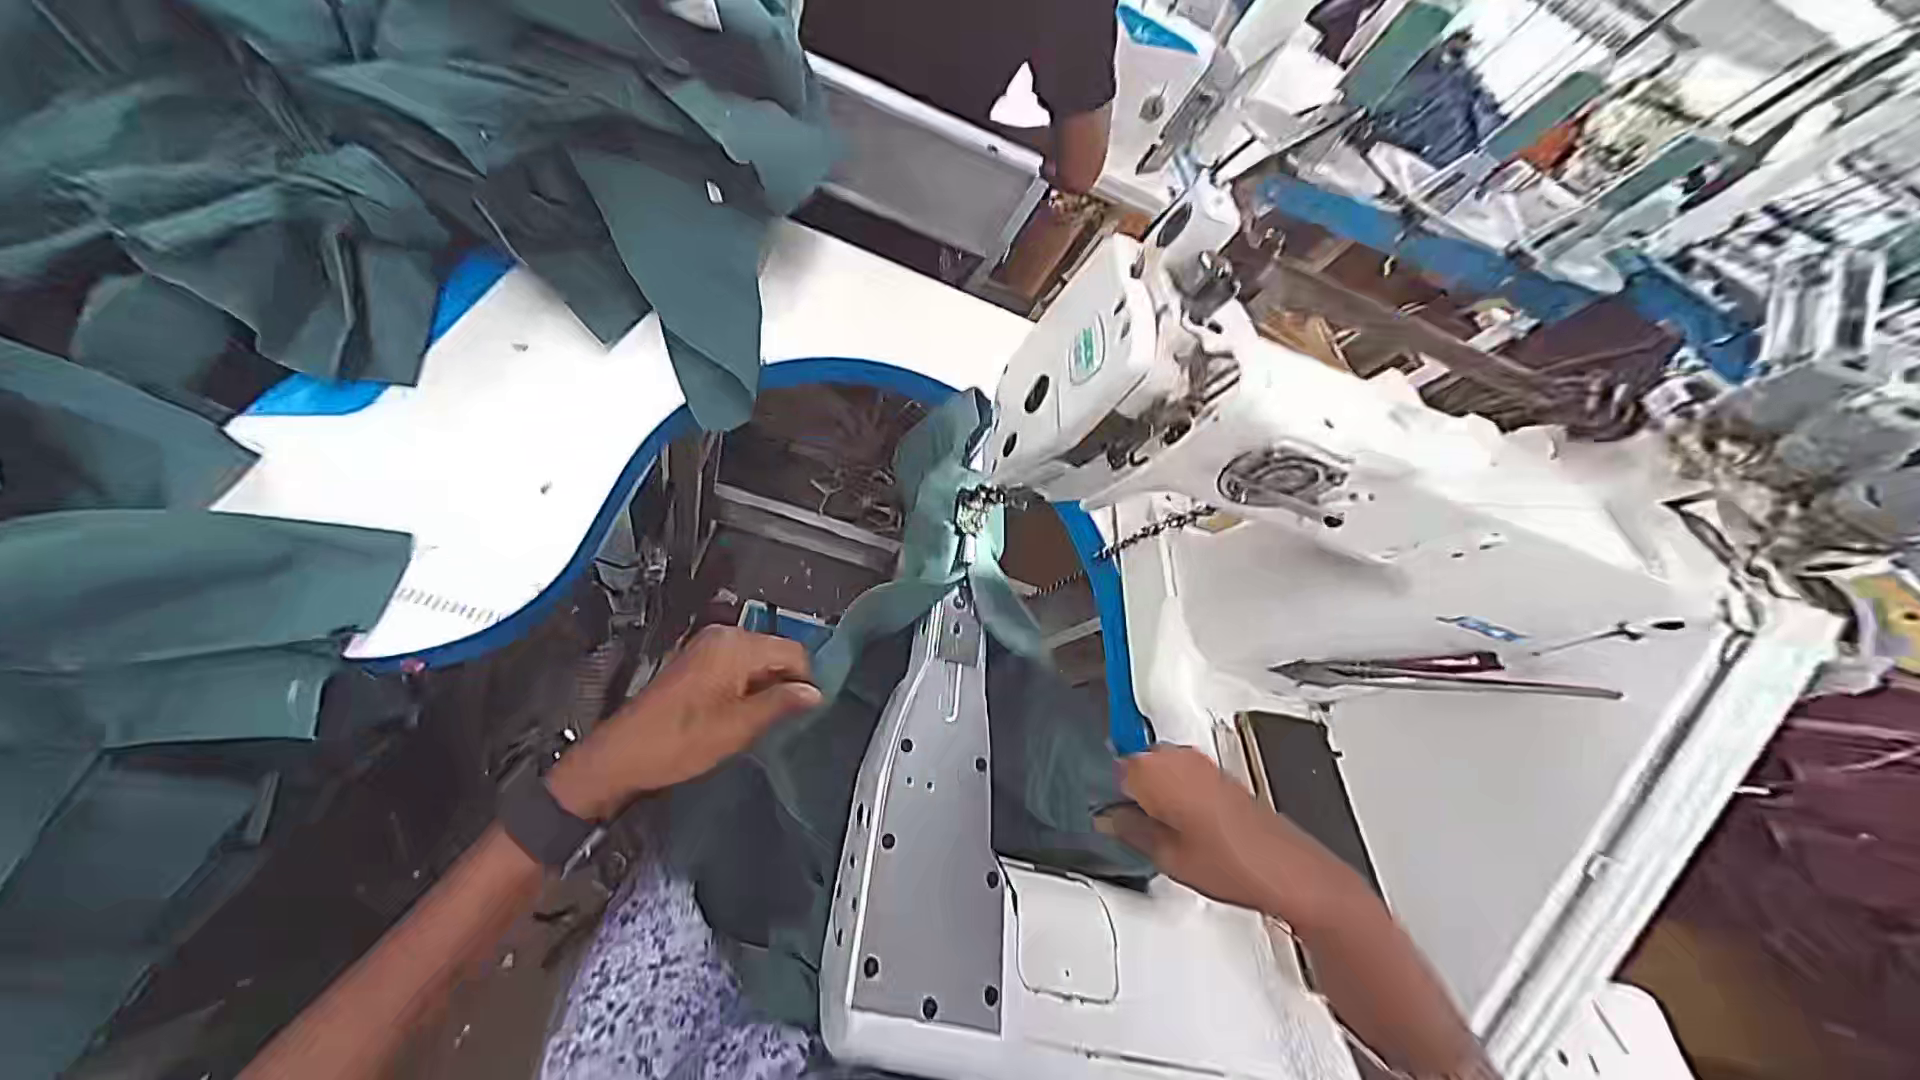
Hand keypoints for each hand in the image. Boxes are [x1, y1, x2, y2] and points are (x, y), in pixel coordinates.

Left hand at [547, 625, 821, 819]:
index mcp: (735, 645)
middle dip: (784, 684)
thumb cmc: (679, 742)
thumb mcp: (739, 727)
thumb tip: (815, 693)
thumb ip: (781, 704)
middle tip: (781, 721)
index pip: (794, 652)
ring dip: (765, 688)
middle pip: (776, 653)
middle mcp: (723, 637)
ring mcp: (707, 647)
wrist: (620, 757)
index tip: (804, 712)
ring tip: (757, 721)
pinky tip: (739, 715)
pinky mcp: (697, 662)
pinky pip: (738, 667)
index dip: (805, 681)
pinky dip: (746, 688)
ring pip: (758, 662)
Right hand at [1097, 744, 1356, 924]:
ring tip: (1157, 828)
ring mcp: (1196, 760)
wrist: (1289, 872)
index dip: (1103, 795)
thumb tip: (1108, 819)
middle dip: (1126, 790)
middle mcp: (1174, 756)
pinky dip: (1171, 789)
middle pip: (1131, 763)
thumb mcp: (1166, 856)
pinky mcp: (1214, 769)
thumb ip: (1128, 831)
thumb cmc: (1236, 863)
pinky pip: (1177, 770)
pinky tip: (1180, 822)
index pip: (1107, 769)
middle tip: (1126, 825)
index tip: (1102, 812)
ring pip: (1154, 766)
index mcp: (1153, 770)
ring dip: (1149, 789)